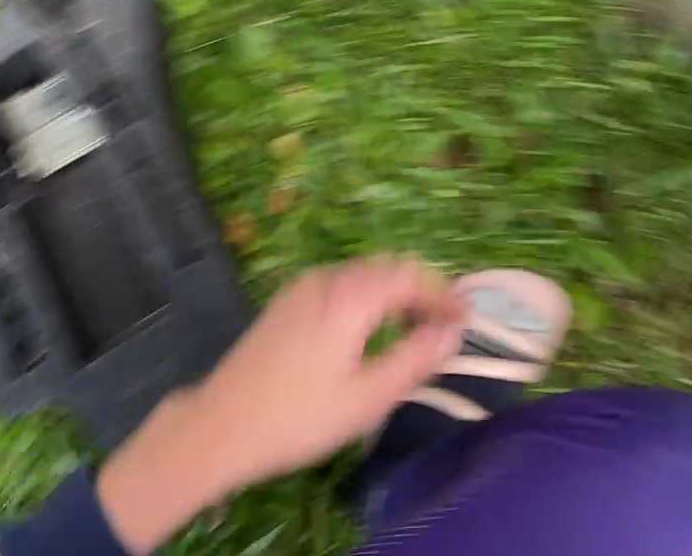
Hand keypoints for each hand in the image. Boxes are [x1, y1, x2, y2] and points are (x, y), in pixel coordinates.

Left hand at [97, 257, 465, 552]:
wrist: (223, 422)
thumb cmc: (299, 416)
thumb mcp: (367, 398)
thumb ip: (414, 360)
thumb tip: (452, 333)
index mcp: (348, 296)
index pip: (409, 276)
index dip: (443, 293)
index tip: (468, 319)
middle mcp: (325, 279)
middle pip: (385, 269)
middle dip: (421, 290)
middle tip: (447, 325)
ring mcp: (301, 287)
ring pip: (361, 275)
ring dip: (393, 293)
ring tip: (416, 328)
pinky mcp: (287, 301)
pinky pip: (339, 285)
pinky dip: (366, 297)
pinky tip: (371, 328)